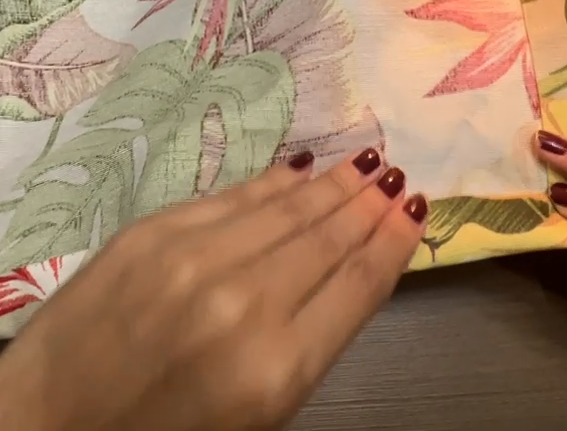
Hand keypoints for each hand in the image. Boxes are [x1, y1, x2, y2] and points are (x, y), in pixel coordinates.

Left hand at [0, 148, 426, 430]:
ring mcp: (194, 259)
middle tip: (395, 172)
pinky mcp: (152, 231)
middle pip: (327, 236)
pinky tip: (300, 168)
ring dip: (330, 183)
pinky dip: (274, 181)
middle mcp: (244, 304)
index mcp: (276, 371)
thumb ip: (305, 339)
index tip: (414, 207)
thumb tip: (345, 264)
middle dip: (366, 203)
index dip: (392, 240)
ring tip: (363, 162)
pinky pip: (233, 197)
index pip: (357, 284)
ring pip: (285, 207)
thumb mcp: (256, 416)